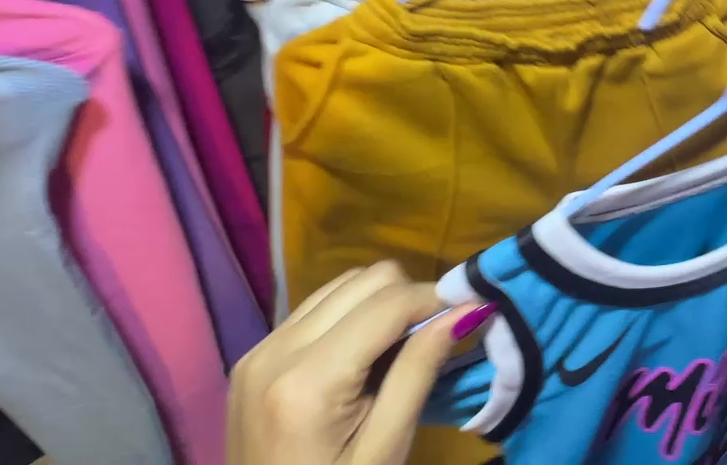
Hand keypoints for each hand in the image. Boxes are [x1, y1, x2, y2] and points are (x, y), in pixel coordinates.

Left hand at [228, 261, 491, 464]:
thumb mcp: (386, 447)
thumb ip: (420, 369)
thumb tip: (469, 307)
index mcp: (308, 382)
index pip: (390, 301)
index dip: (437, 298)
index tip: (472, 312)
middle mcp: (276, 351)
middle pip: (367, 279)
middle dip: (410, 297)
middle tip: (432, 337)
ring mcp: (259, 351)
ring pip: (345, 282)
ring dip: (381, 301)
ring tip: (396, 347)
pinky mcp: (254, 356)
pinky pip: (319, 304)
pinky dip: (352, 313)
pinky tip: (361, 353)